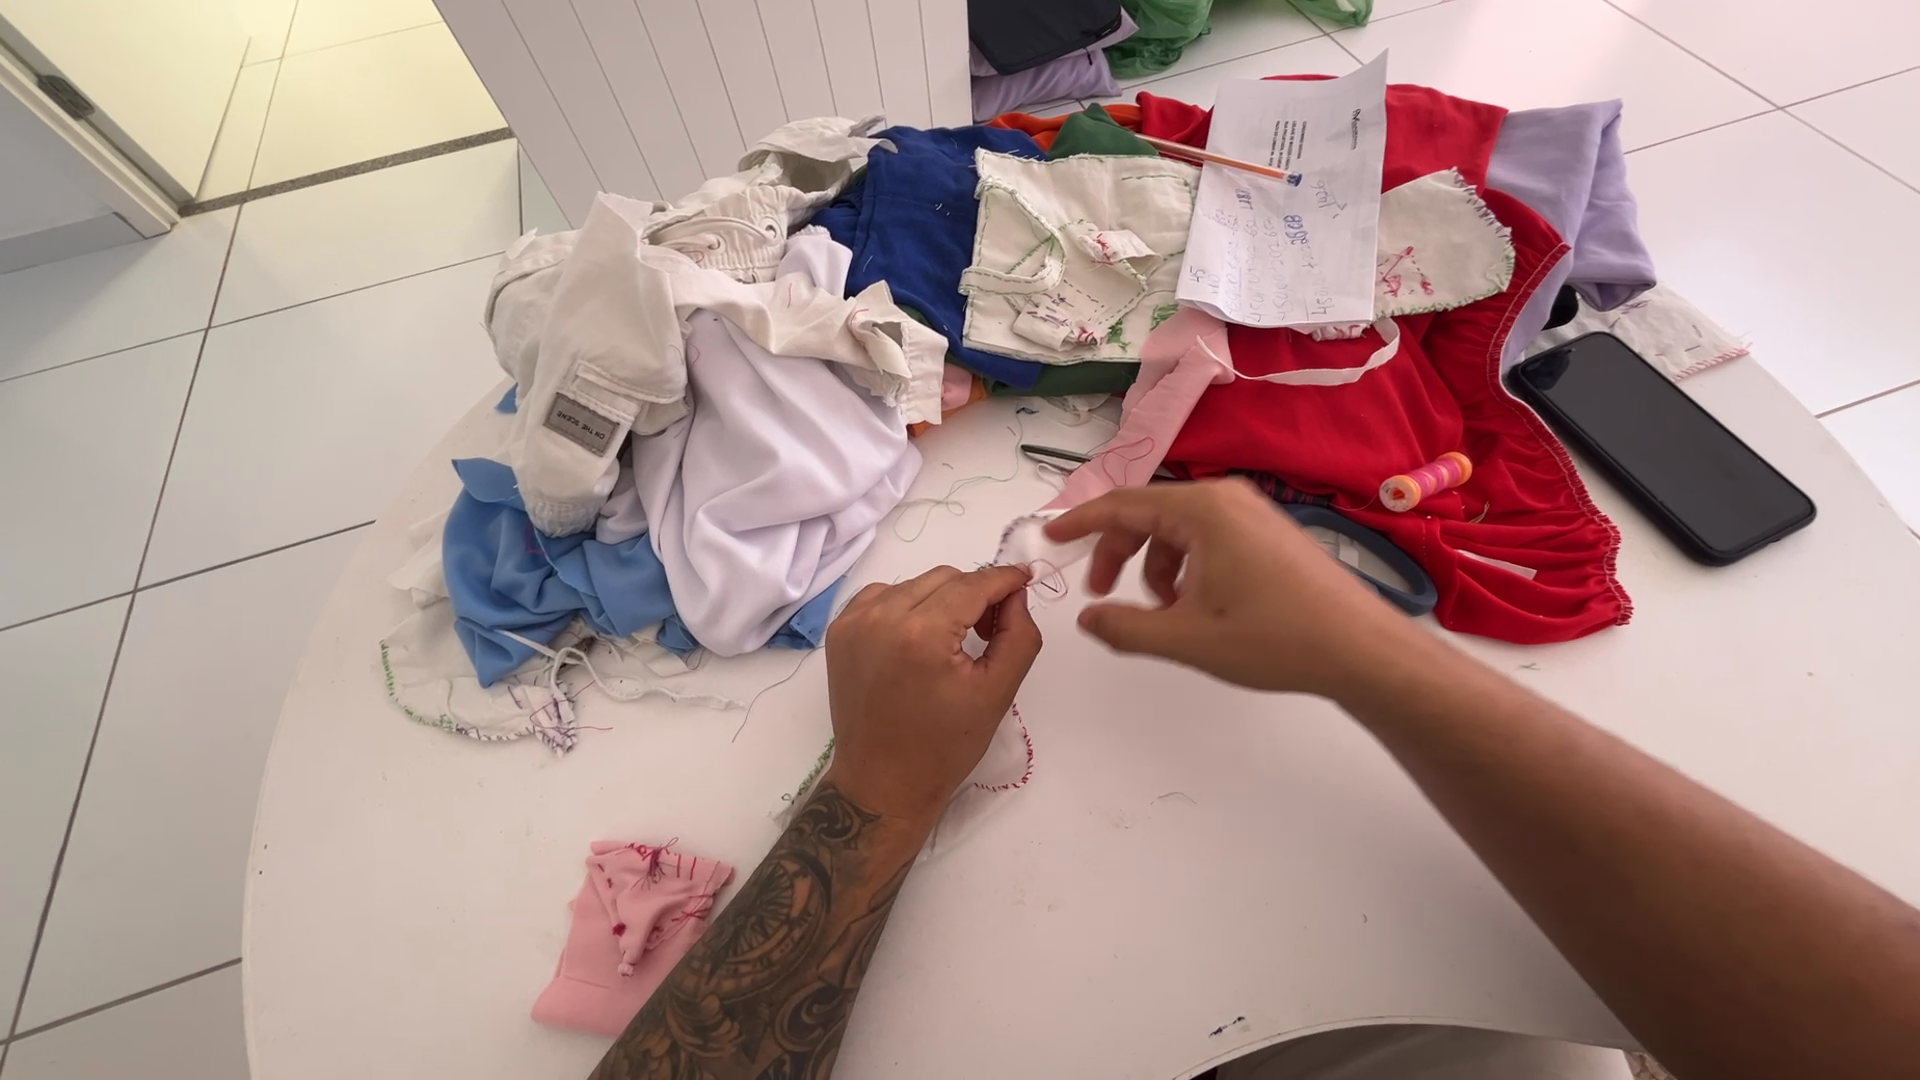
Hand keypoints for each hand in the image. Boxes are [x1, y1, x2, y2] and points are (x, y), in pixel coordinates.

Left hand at [823, 565, 1042, 824]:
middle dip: (975, 594)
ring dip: (942, 599)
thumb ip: (1018, 635)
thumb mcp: (997, 692)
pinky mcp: (839, 630)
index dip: (1004, 578)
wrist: (882, 782)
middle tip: (991, 629)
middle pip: (944, 578)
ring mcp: (853, 622)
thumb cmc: (944, 745)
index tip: (1025, 578)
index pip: (972, 585)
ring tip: (952, 639)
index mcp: (920, 634)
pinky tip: (918, 637)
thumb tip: (1015, 594)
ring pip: (915, 583)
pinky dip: (908, 605)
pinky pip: (884, 595)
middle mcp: (880, 617)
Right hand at [1043, 478, 1418, 699]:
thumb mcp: (1187, 638)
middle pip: (1147, 515)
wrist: (1362, 650)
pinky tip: (1194, 605)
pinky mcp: (1266, 531)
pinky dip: (1184, 565)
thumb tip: (1086, 618)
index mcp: (1201, 510)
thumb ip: (1125, 627)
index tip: (1050, 536)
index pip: (1122, 505)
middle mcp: (1224, 498)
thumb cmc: (1274, 639)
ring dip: (1152, 566)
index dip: (1080, 522)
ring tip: (1161, 612)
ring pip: (1176, 529)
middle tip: (1101, 595)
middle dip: (1117, 554)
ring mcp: (1250, 512)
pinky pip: (1205, 537)